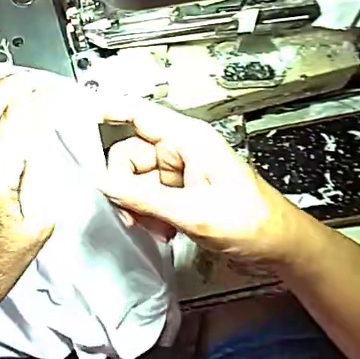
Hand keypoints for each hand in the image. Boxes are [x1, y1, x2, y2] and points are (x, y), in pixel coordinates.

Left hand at [0, 74, 59, 330]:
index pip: (23, 114)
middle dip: (28, 83)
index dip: (49, 99)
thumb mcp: (38, 223)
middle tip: (52, 85)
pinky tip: (7, 102)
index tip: (67, 96)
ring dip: (7, 86)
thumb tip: (48, 137)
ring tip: (33, 87)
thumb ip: (43, 174)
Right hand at [97, 95, 322, 276]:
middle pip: (128, 154)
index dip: (107, 110)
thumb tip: (105, 183)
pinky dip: (148, 213)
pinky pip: (147, 195)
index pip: (137, 113)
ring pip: (135, 179)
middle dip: (125, 185)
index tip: (79, 114)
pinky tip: (164, 229)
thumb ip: (143, 197)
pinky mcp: (179, 191)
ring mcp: (179, 171)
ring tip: (158, 226)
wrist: (280, 248)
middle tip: (130, 211)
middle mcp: (181, 149)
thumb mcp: (193, 211)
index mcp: (188, 139)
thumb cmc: (254, 221)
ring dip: (138, 205)